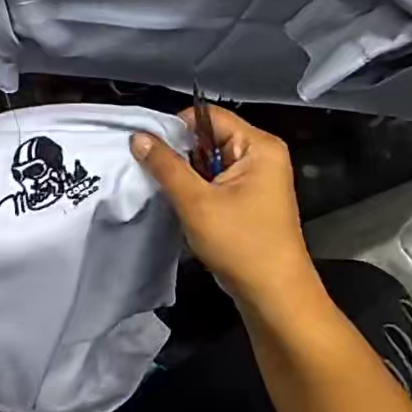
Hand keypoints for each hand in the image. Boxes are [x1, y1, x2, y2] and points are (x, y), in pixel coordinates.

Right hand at [131, 106, 319, 302]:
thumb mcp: (195, 201)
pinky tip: (181, 204)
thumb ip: (165, 165)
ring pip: (208, 161)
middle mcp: (261, 155)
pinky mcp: (248, 199)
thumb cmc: (240, 243)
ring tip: (165, 190)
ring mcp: (256, 178)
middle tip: (152, 171)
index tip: (149, 148)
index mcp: (258, 146)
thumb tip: (138, 136)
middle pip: (207, 137)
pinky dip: (195, 188)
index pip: (208, 116)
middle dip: (179, 153)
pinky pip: (214, 180)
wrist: (273, 295)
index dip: (176, 128)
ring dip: (185, 173)